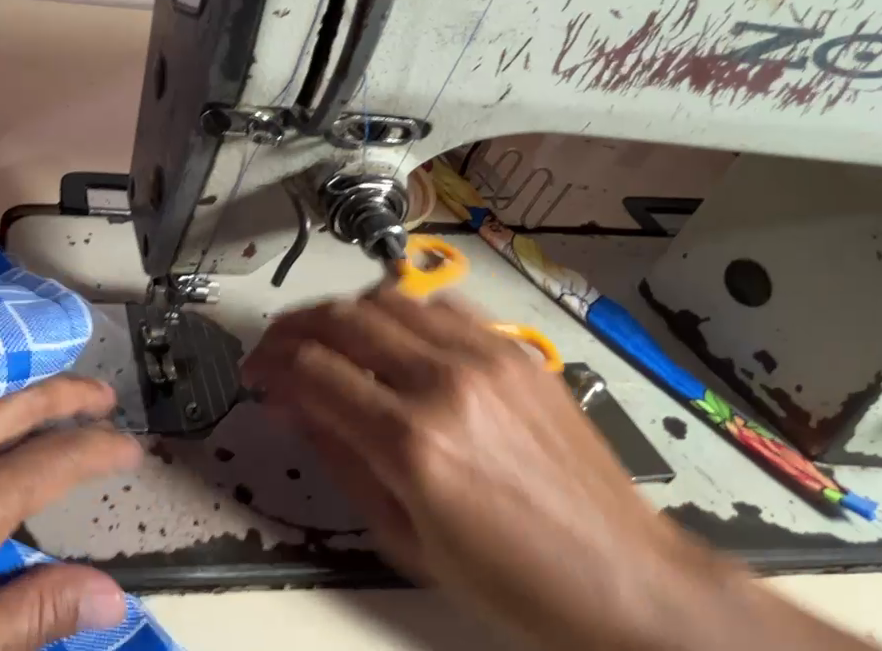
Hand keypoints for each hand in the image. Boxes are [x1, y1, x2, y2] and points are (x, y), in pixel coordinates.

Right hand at [242, 278, 873, 650]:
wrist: (628, 582)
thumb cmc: (509, 582)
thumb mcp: (402, 536)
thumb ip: (337, 456)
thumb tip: (287, 402)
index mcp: (411, 443)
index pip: (312, 370)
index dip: (269, 364)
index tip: (253, 373)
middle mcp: (444, 384)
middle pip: (340, 320)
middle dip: (292, 329)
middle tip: (275, 349)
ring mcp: (486, 358)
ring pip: (385, 298)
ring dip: (340, 312)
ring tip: (324, 337)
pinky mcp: (516, 351)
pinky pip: (438, 305)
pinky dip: (397, 310)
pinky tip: (388, 334)